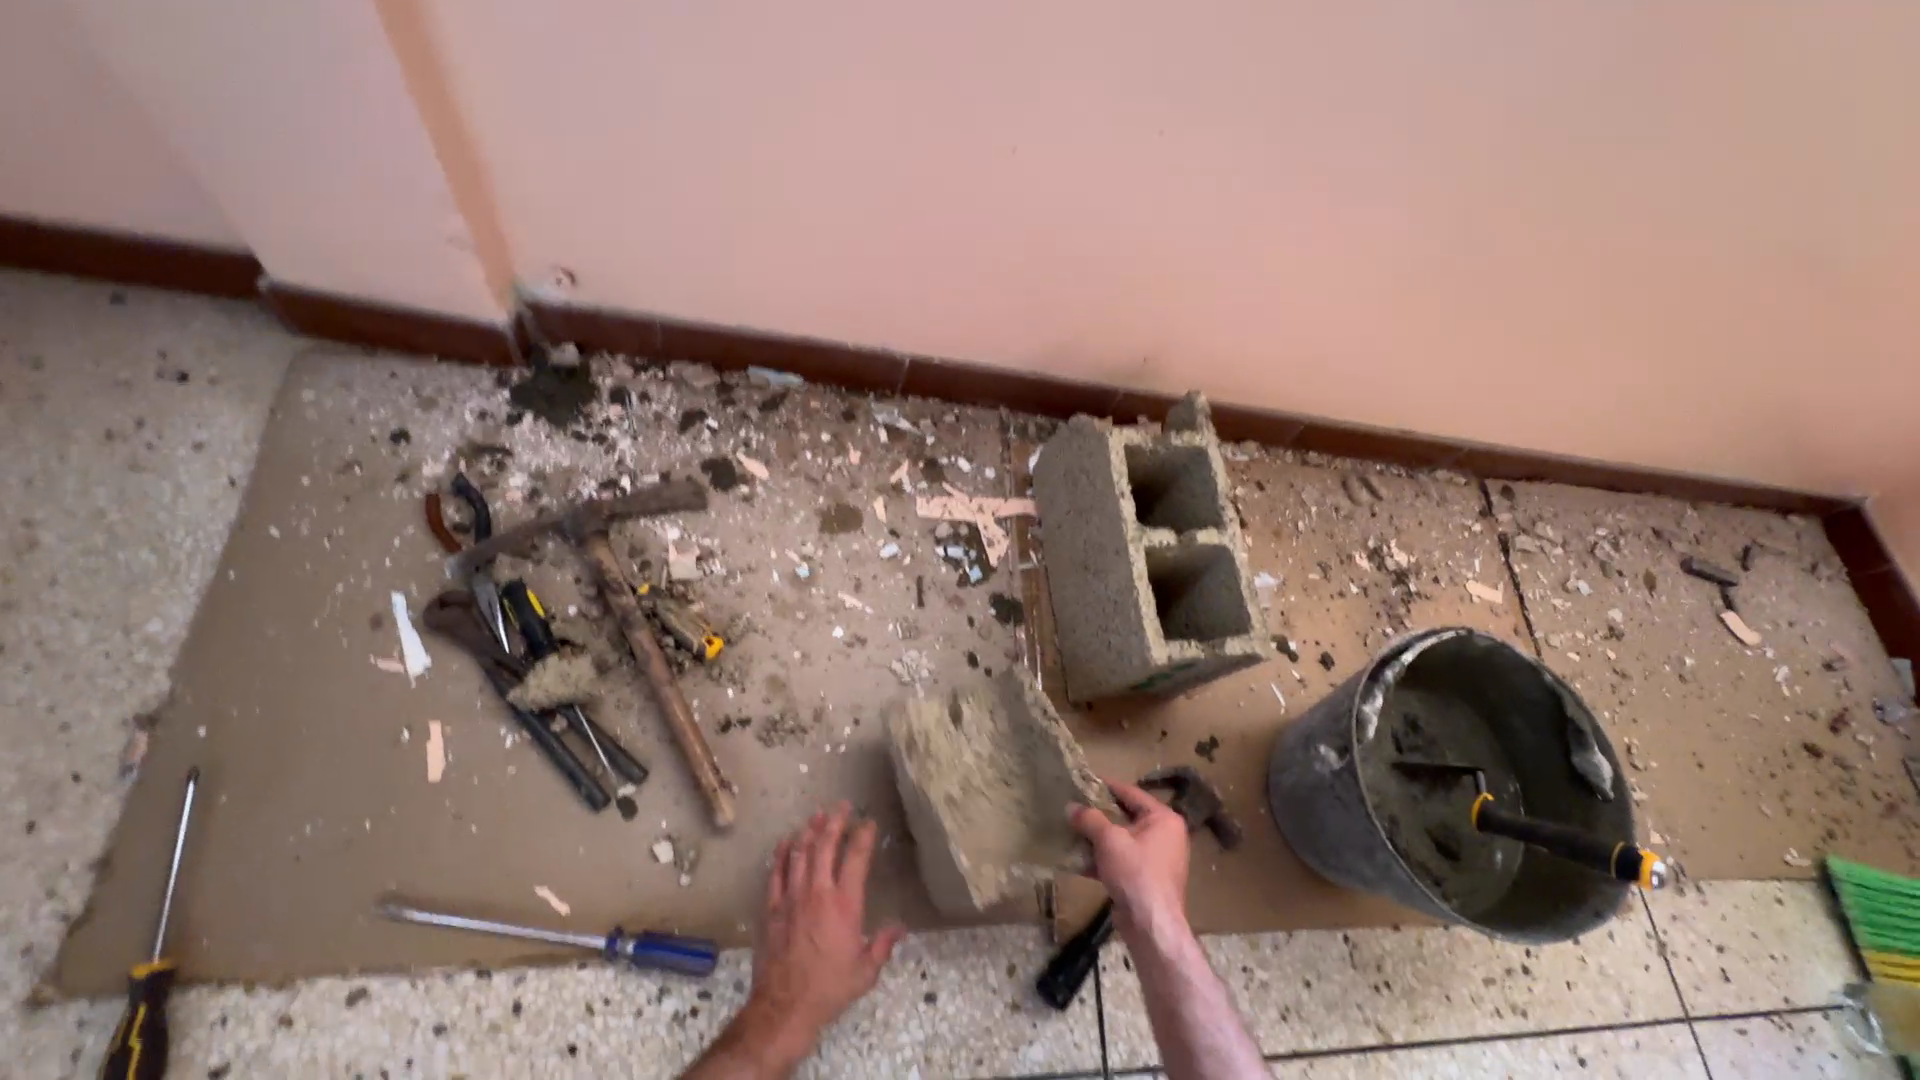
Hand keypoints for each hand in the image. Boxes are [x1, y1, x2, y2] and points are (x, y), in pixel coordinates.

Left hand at [745, 802, 905, 1048]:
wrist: (784, 1007)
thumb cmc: (829, 989)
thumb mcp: (865, 971)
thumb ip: (883, 945)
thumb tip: (899, 927)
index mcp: (845, 904)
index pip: (856, 858)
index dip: (863, 835)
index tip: (868, 822)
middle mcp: (818, 893)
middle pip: (825, 845)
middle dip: (835, 821)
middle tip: (842, 806)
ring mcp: (791, 898)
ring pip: (800, 853)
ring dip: (809, 831)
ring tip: (817, 815)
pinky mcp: (771, 909)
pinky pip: (776, 873)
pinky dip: (781, 854)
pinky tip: (786, 842)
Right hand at [1069, 781, 1190, 929]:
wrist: (1151, 925)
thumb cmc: (1136, 872)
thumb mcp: (1109, 840)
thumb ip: (1089, 819)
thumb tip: (1071, 807)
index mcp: (1163, 819)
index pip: (1132, 793)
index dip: (1107, 786)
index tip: (1085, 780)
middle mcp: (1165, 835)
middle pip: (1127, 816)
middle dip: (1099, 814)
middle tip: (1075, 806)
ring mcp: (1157, 859)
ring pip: (1122, 840)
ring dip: (1098, 838)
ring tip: (1072, 830)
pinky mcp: (1146, 879)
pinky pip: (1122, 860)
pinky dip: (1103, 859)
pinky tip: (1079, 860)